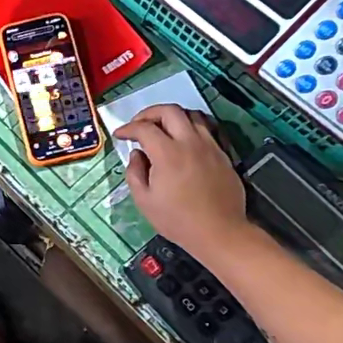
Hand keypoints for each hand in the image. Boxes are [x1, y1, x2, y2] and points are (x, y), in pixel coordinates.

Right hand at [115, 104, 249, 259]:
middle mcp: (190, 142)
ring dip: (172, 117)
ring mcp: (209, 146)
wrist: (219, 232)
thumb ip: (135, 173)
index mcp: (167, 154)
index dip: (128, 128)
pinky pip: (206, 129)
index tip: (120, 135)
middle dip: (149, 113)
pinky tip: (184, 140)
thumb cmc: (177, 220)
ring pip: (191, 115)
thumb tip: (137, 155)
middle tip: (139, 125)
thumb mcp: (144, 201)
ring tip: (162, 128)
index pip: (144, 128)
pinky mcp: (222, 153)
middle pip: (169, 111)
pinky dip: (190, 127)